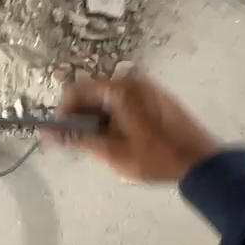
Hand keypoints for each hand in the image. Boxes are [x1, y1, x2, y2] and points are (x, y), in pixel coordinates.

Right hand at [50, 73, 222, 182]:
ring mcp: (148, 88)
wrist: (201, 163)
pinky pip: (125, 103)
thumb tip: (43, 132)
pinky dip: (115, 118)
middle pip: (92, 93)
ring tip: (103, 145)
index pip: (76, 90)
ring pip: (108, 100)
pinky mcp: (157, 99)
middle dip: (81, 117)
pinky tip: (121, 140)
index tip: (63, 135)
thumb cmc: (153, 156)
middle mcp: (133, 81)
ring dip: (98, 120)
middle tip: (82, 143)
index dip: (63, 113)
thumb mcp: (109, 150)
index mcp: (119, 88)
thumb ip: (74, 137)